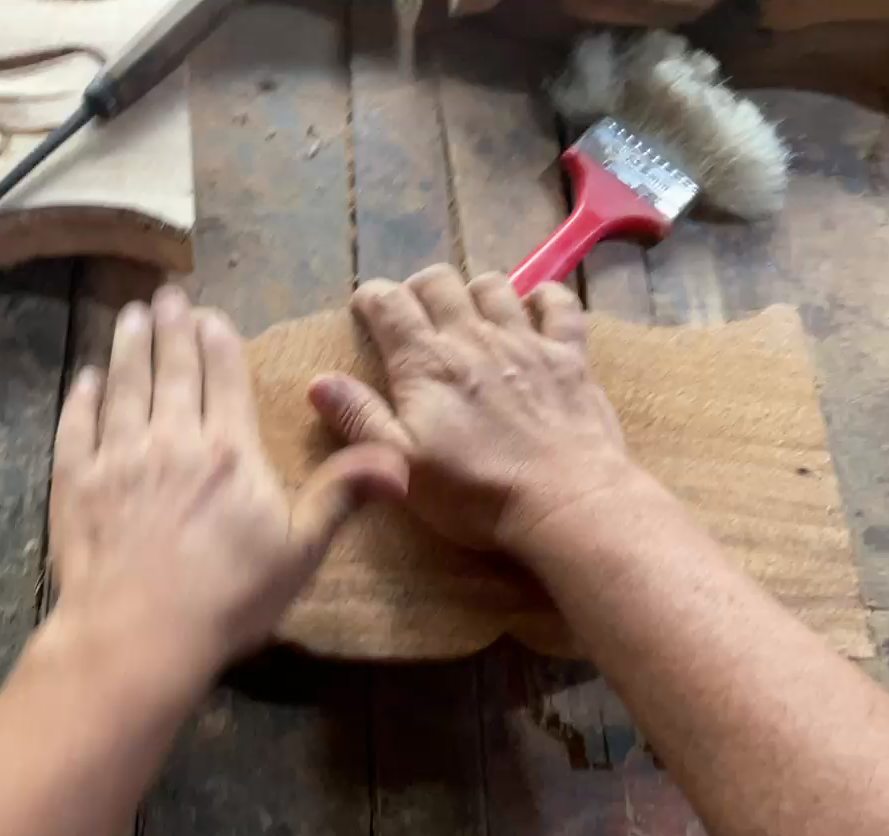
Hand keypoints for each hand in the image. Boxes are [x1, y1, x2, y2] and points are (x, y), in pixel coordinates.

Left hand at [47, 286, 408, 671]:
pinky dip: (81, 398)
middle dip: (171, 327)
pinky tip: (84, 379)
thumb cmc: (228, 598)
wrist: (137, 637)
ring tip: (129, 315)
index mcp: (228, 451)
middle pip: (172, 369)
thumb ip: (342, 495)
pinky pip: (76, 426)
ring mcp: (116, 458)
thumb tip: (401, 458)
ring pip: (124, 386)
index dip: (217, 340)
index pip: (223, 378)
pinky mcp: (75, 483)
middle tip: (166, 294)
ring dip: (128, 347)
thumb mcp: (300, 551)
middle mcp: (171, 439)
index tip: (209, 313)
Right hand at [311, 266, 640, 552]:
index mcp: (425, 363)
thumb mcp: (400, 464)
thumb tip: (319, 381)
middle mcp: (472, 338)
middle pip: (439, 282)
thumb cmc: (473, 491)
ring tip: (467, 318)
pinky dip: (542, 299)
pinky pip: (558, 304)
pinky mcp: (569, 355)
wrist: (564, 500)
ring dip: (473, 292)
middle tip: (413, 316)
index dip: (371, 298)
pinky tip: (533, 313)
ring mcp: (526, 341)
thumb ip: (359, 417)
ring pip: (494, 285)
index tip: (364, 309)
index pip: (389, 304)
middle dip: (418, 289)